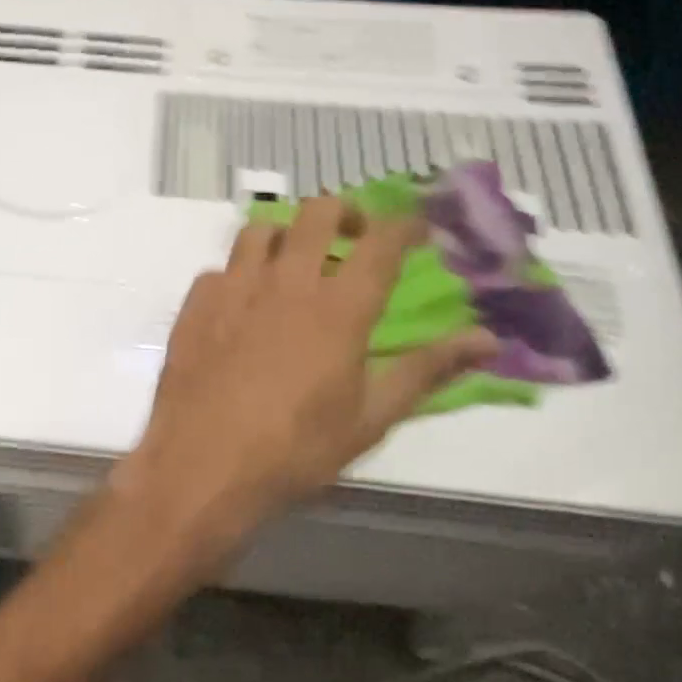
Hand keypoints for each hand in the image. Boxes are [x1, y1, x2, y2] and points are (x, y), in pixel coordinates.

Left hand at [113, 196, 497, 581]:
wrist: (200, 468)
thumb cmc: (292, 452)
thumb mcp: (368, 420)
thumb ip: (425, 372)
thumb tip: (487, 340)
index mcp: (339, 309)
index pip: (382, 242)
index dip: (406, 225)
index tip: (418, 228)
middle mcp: (286, 284)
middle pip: (318, 213)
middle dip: (345, 214)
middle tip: (353, 239)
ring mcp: (233, 291)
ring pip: (260, 230)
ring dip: (285, 236)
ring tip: (293, 265)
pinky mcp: (193, 308)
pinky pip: (218, 270)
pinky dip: (238, 275)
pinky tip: (242, 304)